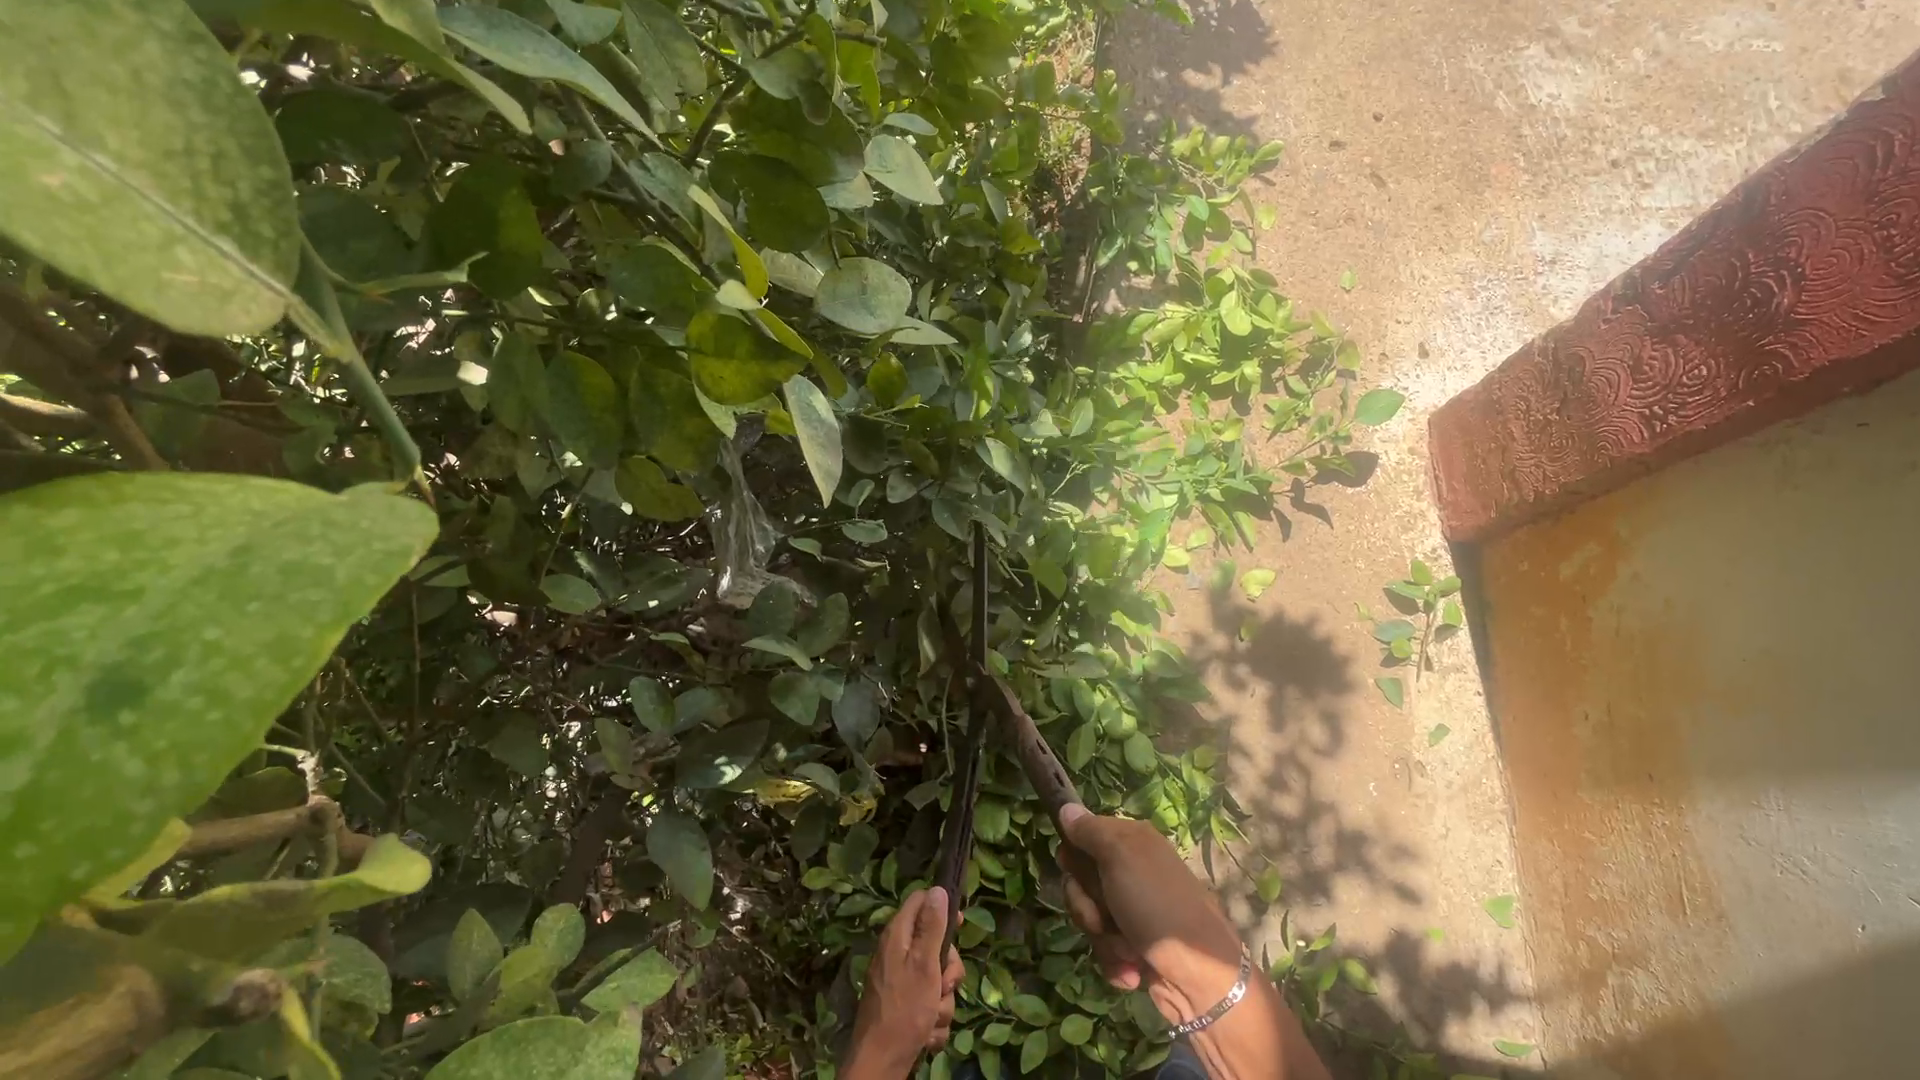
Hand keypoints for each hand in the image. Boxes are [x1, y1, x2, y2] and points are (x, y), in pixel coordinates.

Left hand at [843, 886, 965, 1079]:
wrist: (882, 1062)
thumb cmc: (904, 1009)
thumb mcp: (924, 964)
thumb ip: (932, 926)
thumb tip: (938, 889)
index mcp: (898, 936)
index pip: (920, 901)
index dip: (942, 907)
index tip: (960, 924)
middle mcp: (898, 953)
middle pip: (936, 944)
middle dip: (948, 969)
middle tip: (944, 984)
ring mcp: (902, 980)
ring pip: (938, 978)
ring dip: (943, 1001)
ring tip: (932, 1016)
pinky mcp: (906, 1005)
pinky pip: (931, 1003)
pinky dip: (934, 1019)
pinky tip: (927, 1032)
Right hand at [1055, 804, 1242, 1014]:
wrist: (1202, 977)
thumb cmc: (1158, 908)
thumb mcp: (1121, 859)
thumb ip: (1091, 832)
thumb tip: (1066, 807)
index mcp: (1132, 842)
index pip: (1083, 837)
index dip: (1074, 859)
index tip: (1074, 873)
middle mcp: (1133, 872)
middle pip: (1081, 882)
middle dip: (1085, 907)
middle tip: (1100, 919)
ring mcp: (1134, 910)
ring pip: (1090, 918)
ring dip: (1102, 940)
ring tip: (1127, 951)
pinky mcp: (1136, 944)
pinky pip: (1105, 948)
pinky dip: (1115, 961)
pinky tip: (1132, 971)